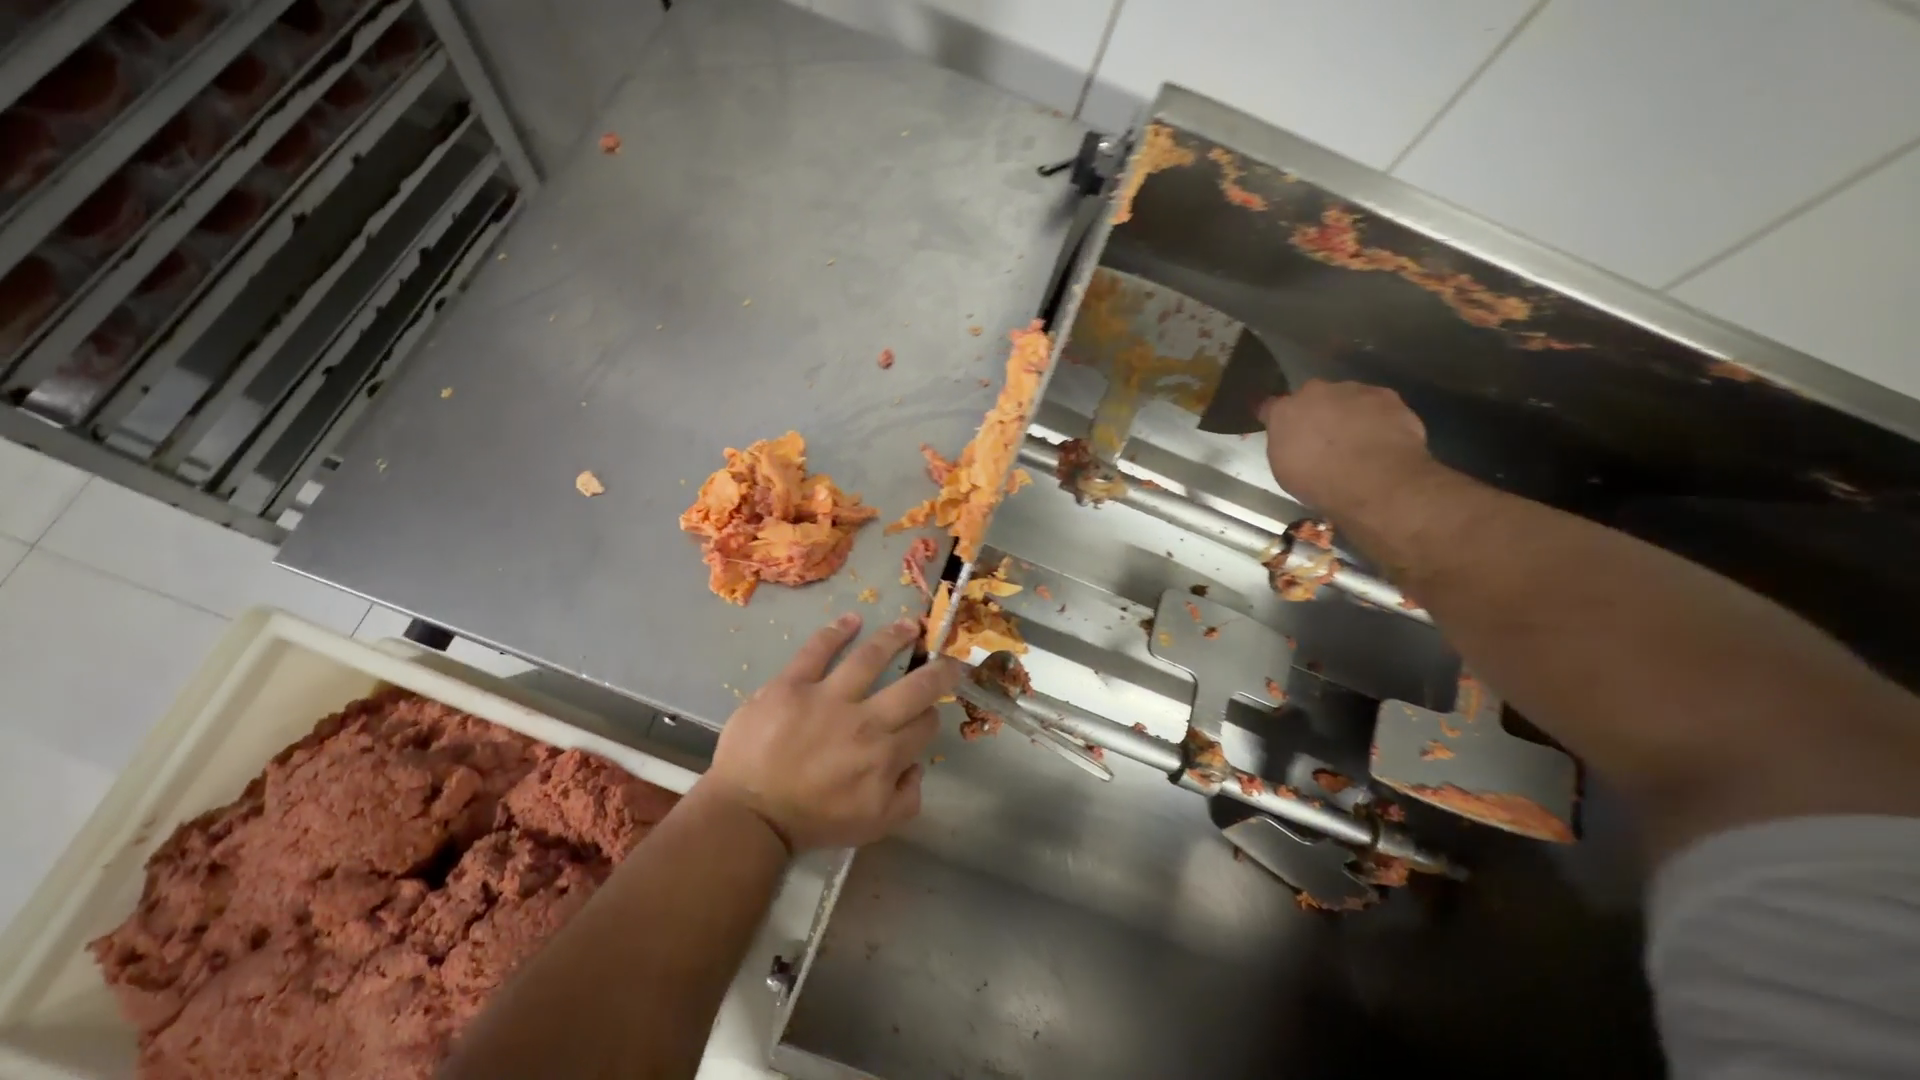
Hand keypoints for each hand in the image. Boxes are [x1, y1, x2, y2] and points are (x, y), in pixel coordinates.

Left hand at [705, 613, 960, 852]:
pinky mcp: (792, 684)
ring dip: (894, 638)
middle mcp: (866, 720)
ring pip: (871, 657)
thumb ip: (907, 799)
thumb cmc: (812, 821)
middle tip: (948, 658)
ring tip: (907, 625)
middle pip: (915, 686)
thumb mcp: (874, 826)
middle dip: (939, 670)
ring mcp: (827, 697)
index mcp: (886, 754)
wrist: (749, 814)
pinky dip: (836, 631)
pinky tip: (851, 619)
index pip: (924, 725)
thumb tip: (916, 766)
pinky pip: (817, 650)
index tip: (926, 714)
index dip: (931, 717)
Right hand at [1259, 379, 1435, 515]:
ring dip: (1349, 414)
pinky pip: (1377, 405)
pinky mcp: (1386, 396)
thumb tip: (1291, 441)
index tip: (1284, 431)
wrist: (1375, 479)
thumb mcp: (1286, 472)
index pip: (1272, 407)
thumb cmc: (1320, 482)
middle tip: (1325, 439)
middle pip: (1312, 398)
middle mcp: (1315, 392)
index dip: (1278, 419)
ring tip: (1360, 442)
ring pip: (1347, 398)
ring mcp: (1352, 390)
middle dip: (1317, 413)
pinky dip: (1378, 418)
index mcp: (1284, 411)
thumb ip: (1285, 447)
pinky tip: (1384, 440)